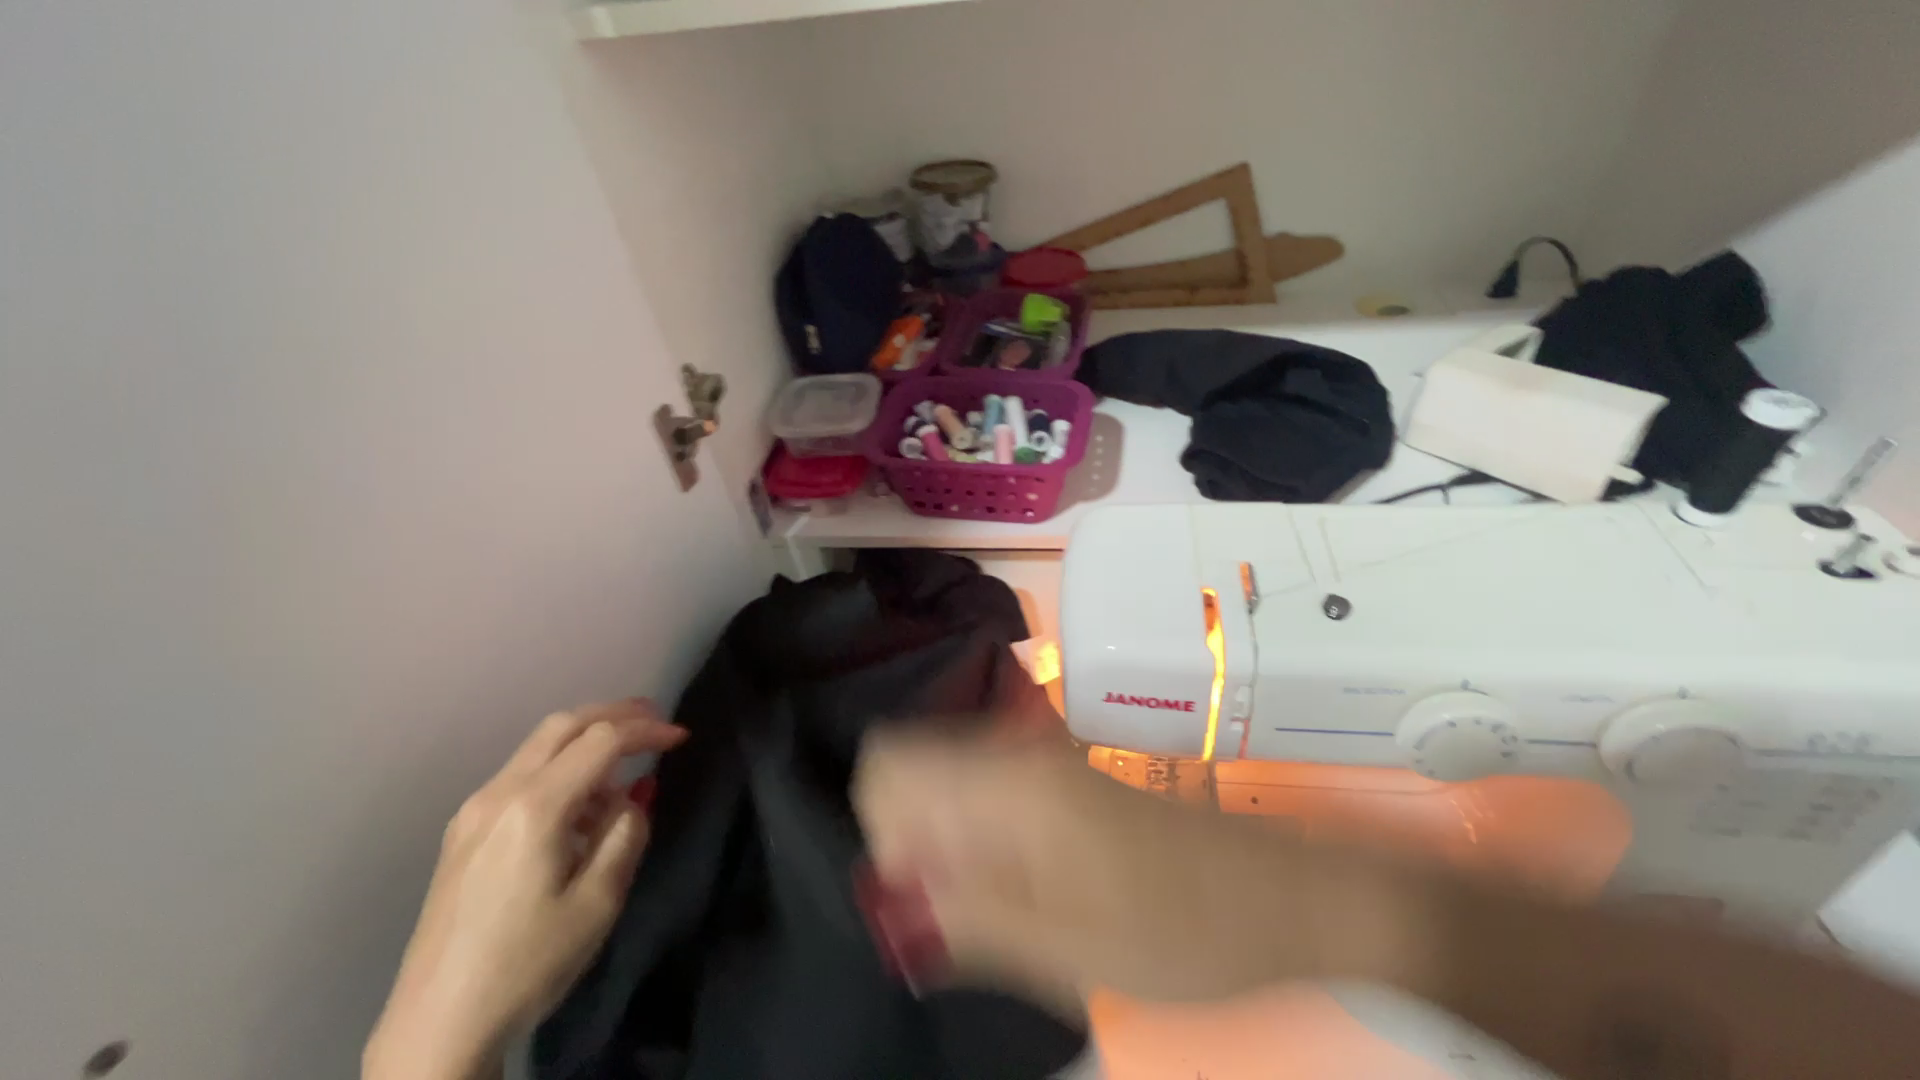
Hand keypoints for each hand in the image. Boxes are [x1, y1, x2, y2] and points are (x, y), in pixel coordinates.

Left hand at [365, 701, 686, 1079]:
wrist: (438, 1024)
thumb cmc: (529, 963)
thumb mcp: (599, 901)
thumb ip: (625, 834)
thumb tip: (635, 794)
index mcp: (534, 807)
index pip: (600, 741)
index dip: (646, 730)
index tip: (681, 737)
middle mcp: (497, 794)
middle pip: (561, 726)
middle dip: (613, 715)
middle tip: (656, 720)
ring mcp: (473, 812)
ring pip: (537, 748)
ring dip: (585, 741)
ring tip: (626, 765)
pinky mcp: (463, 834)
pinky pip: (520, 777)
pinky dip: (560, 768)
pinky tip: (581, 803)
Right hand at [854, 730, 1430, 1012]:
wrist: (1294, 899)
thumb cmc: (1188, 928)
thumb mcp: (1066, 947)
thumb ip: (965, 918)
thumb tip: (890, 905)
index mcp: (1010, 783)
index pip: (889, 767)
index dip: (885, 836)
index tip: (922, 900)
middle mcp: (1019, 755)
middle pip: (914, 772)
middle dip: (913, 845)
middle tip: (959, 917)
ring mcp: (1045, 765)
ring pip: (949, 789)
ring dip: (949, 851)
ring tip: (999, 915)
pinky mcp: (1068, 785)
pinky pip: (988, 800)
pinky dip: (982, 847)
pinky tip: (1025, 897)